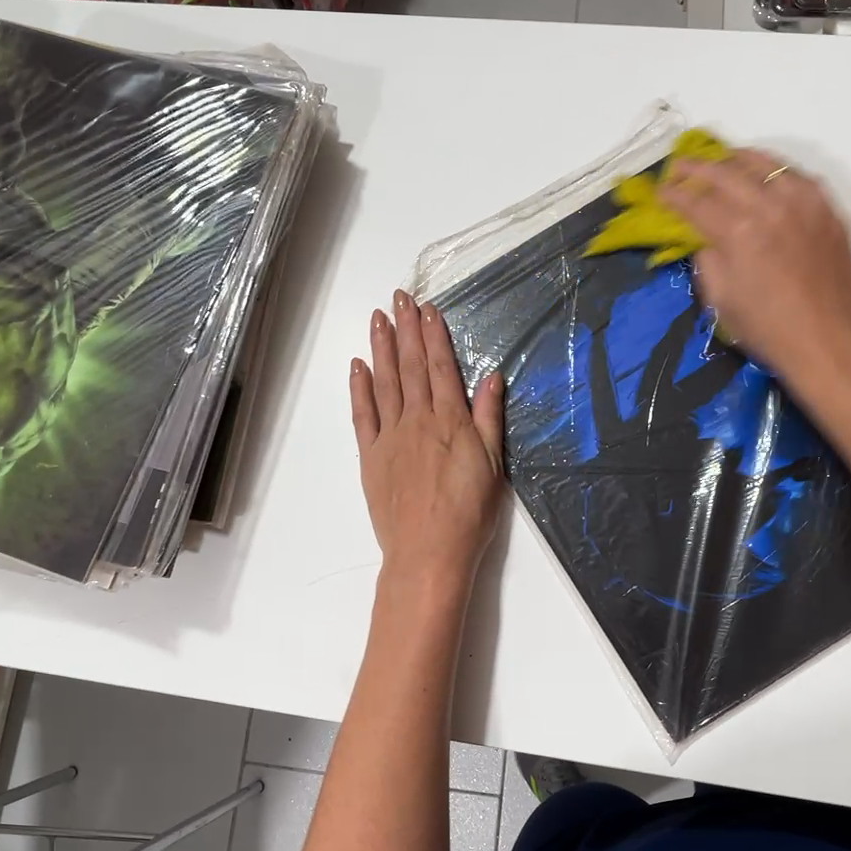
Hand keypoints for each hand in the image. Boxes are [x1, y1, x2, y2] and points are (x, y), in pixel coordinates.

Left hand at [350, 290, 505, 595]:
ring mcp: (390, 437)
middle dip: (406, 329)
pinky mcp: (370, 457)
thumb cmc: (469, 515)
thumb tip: (492, 376)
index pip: (441, 367)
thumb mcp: (492, 466)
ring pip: (384, 383)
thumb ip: (489, 419)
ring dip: (382, 348)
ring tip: (378, 319)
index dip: (434, 335)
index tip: (427, 308)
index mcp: (450, 421)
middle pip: (411, 366)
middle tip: (399, 297)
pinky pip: (362, 415)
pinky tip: (358, 366)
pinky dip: (359, 388)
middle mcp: (417, 421)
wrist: (428, 553)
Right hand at [660, 149, 850, 380]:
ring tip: (721, 159)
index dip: (675, 196)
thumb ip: (708, 261)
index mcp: (740, 233)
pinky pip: (798, 176)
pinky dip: (775, 170)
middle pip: (727, 174)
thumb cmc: (768, 330)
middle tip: (680, 165)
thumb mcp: (721, 301)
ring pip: (766, 164)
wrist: (828, 343)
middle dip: (697, 168)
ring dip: (737, 159)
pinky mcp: (830, 210)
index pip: (697, 203)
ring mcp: (806, 204)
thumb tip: (706, 239)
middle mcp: (772, 207)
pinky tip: (766, 176)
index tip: (661, 191)